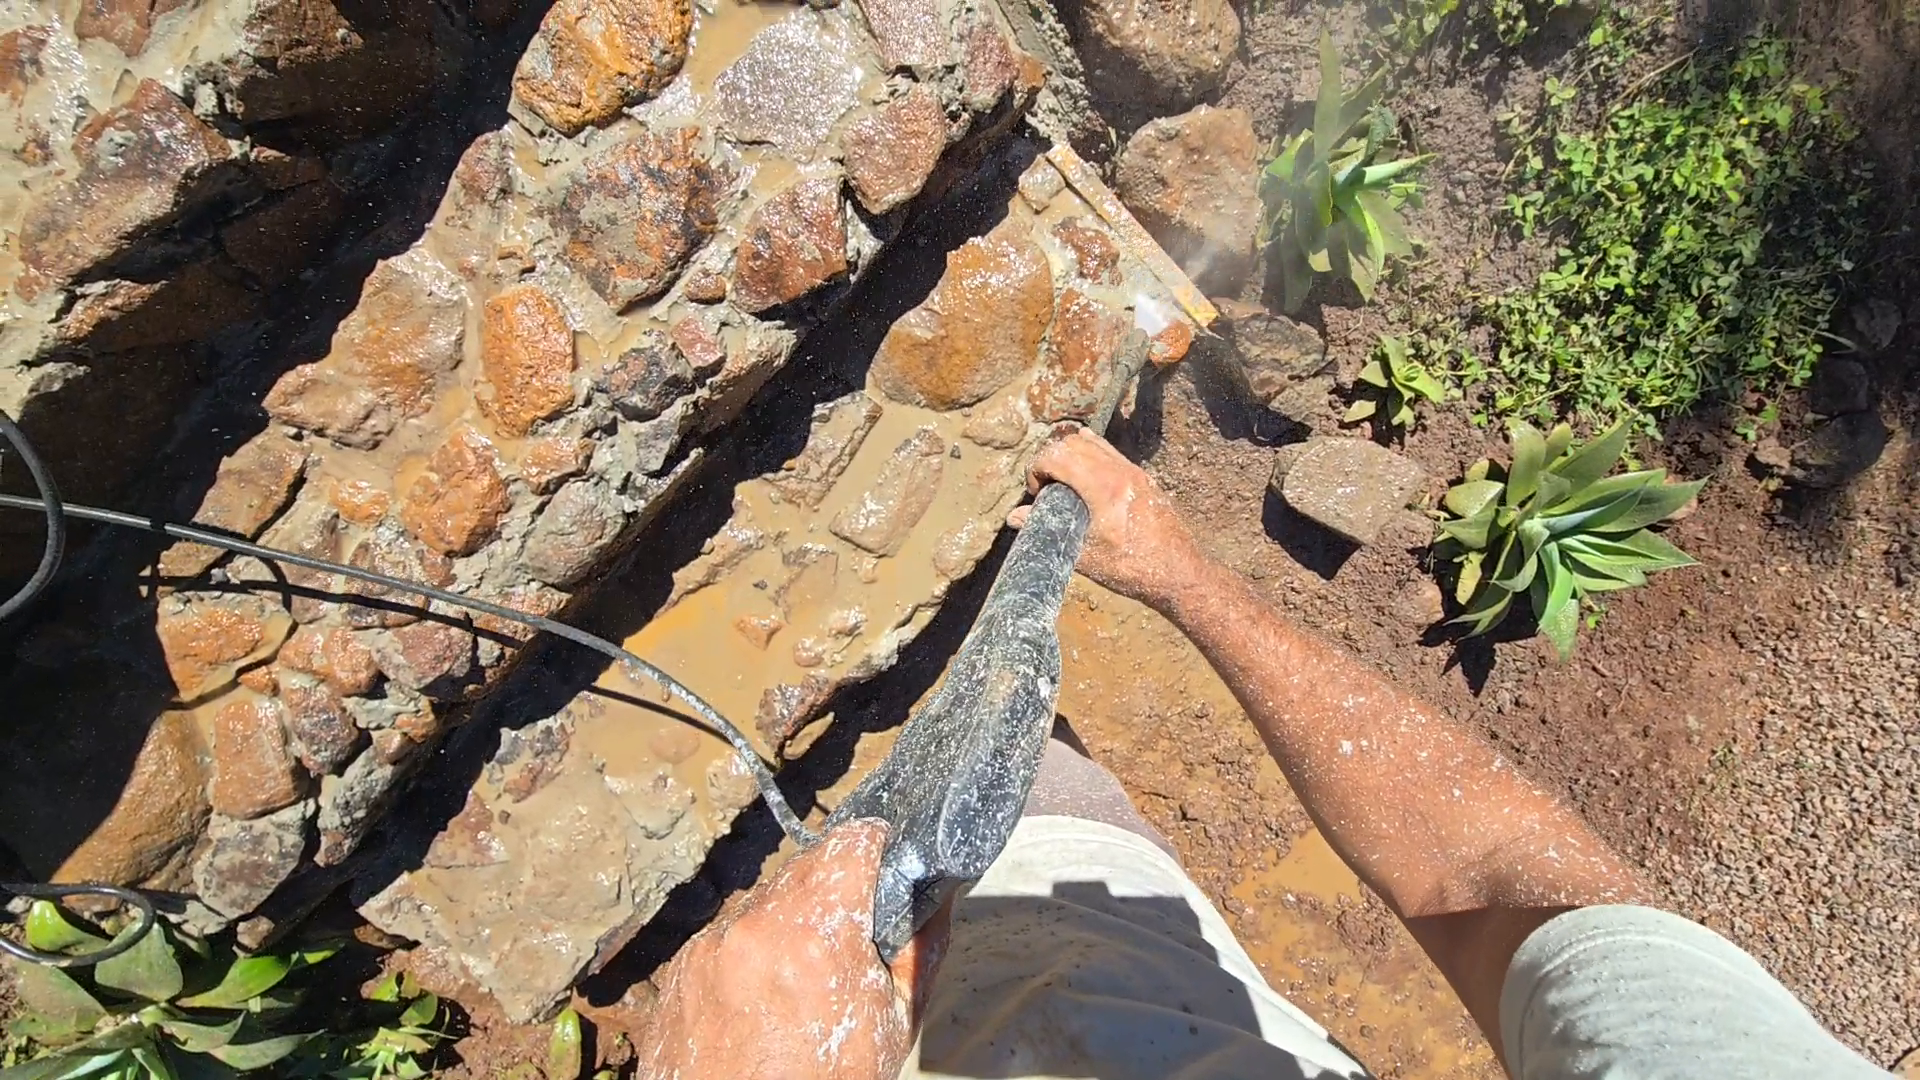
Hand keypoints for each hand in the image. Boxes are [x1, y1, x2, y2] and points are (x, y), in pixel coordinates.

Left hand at [637, 821, 947, 1079]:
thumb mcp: (896, 1023)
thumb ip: (922, 946)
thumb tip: (941, 891)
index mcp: (819, 931)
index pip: (852, 842)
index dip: (873, 843)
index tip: (880, 851)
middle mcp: (758, 923)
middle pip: (807, 869)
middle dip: (829, 890)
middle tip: (841, 936)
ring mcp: (712, 943)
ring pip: (764, 900)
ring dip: (784, 920)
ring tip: (793, 978)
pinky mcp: (681, 964)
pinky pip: (725, 934)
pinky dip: (745, 951)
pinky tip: (755, 997)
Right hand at [1009, 430, 1204, 611]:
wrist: (1178, 574)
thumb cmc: (1133, 569)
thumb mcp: (1083, 555)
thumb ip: (1047, 531)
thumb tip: (1014, 518)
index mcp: (1104, 487)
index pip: (1058, 454)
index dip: (1037, 468)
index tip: (1036, 493)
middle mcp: (1120, 471)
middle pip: (1072, 442)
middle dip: (1050, 459)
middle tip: (1046, 489)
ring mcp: (1134, 472)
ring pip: (1092, 443)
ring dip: (1070, 455)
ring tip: (1064, 484)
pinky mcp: (1142, 479)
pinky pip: (1110, 453)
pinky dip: (1090, 457)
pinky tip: (1086, 482)